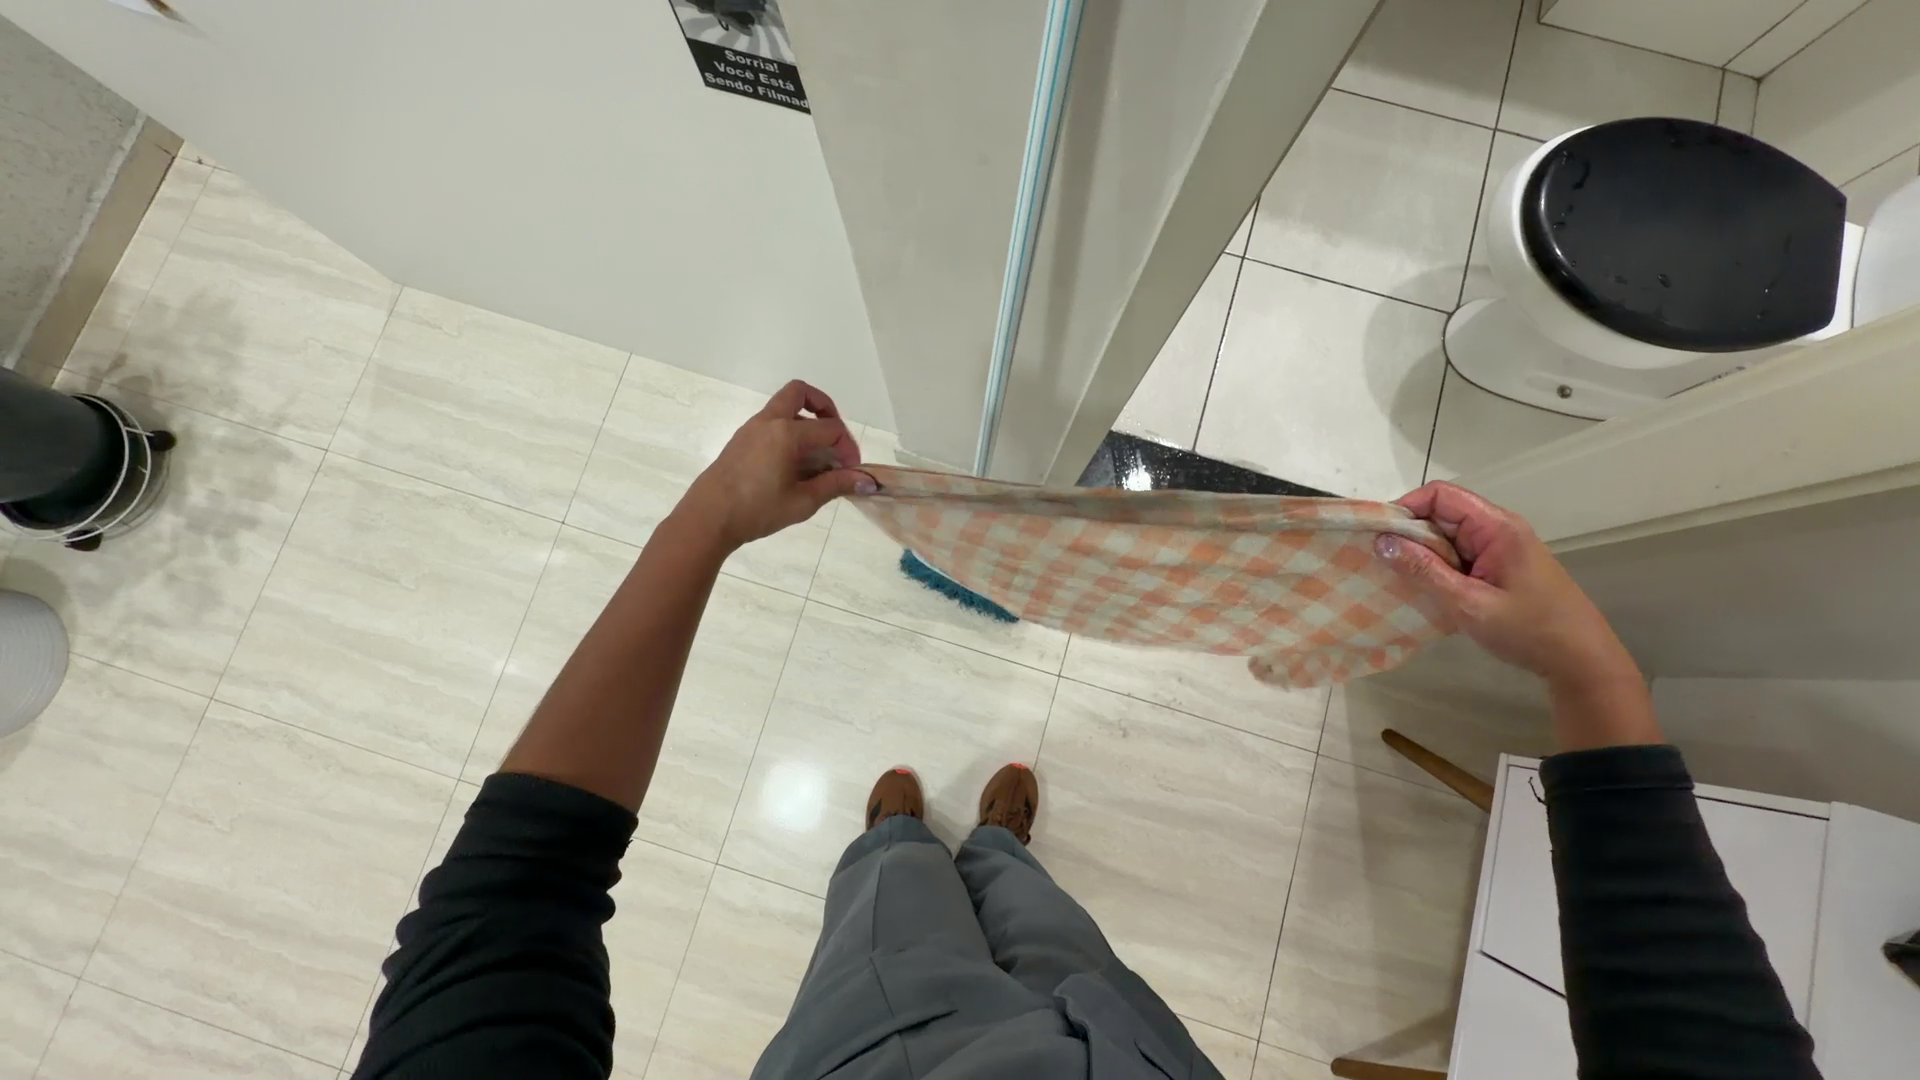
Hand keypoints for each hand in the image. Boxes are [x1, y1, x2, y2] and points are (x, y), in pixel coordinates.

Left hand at [676, 380, 876, 550]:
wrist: (708, 518)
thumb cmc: (757, 510)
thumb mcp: (803, 501)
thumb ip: (836, 485)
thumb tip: (868, 482)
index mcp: (786, 433)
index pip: (830, 428)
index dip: (848, 448)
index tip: (852, 472)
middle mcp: (769, 422)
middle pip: (801, 393)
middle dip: (825, 408)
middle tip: (834, 437)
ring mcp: (752, 429)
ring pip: (784, 407)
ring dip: (806, 422)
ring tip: (816, 458)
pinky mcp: (742, 441)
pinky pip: (772, 423)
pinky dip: (789, 433)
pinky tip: (794, 466)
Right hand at [1373, 481, 1638, 694]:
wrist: (1580, 660)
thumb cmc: (1528, 629)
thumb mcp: (1469, 603)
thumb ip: (1424, 570)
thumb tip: (1381, 541)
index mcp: (1497, 527)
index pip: (1440, 495)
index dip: (1405, 507)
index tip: (1378, 535)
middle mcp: (1497, 529)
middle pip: (1440, 513)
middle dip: (1407, 533)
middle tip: (1381, 561)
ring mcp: (1497, 548)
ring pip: (1445, 536)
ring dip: (1419, 552)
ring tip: (1395, 576)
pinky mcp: (1495, 566)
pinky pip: (1455, 554)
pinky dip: (1433, 566)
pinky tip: (1420, 587)